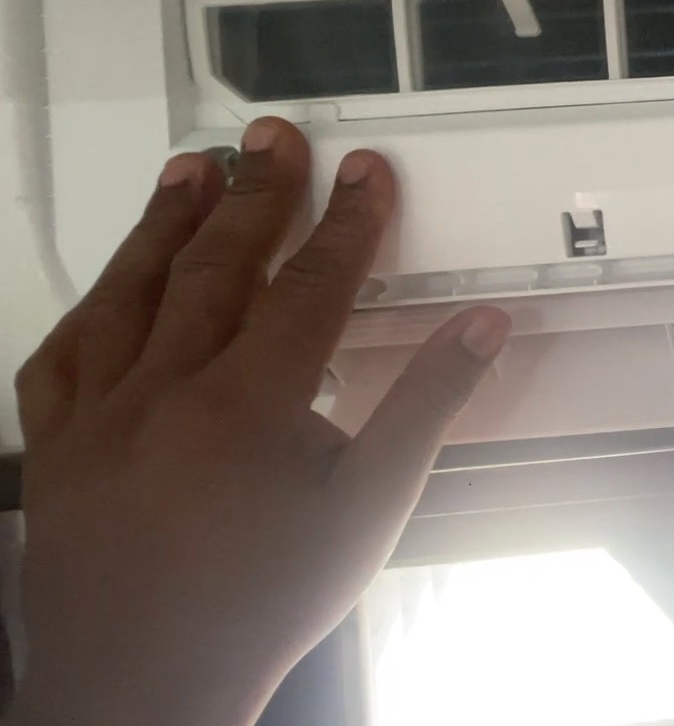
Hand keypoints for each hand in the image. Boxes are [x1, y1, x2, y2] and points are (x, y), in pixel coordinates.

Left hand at [9, 118, 510, 725]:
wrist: (146, 692)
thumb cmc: (268, 594)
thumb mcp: (378, 500)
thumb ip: (431, 401)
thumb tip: (482, 325)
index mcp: (246, 403)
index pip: (310, 282)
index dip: (347, 219)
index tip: (366, 171)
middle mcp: (162, 396)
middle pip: (216, 268)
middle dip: (257, 194)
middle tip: (274, 138)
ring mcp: (97, 421)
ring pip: (129, 296)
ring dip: (166, 224)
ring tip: (191, 169)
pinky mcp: (56, 452)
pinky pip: (61, 356)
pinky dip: (92, 300)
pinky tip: (111, 278)